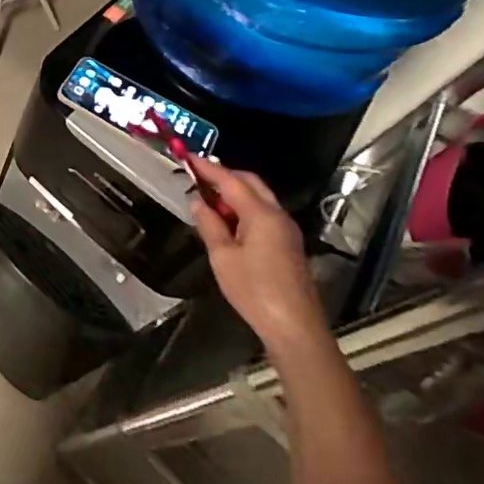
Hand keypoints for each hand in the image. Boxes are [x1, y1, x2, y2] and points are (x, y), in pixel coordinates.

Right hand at [187, 159, 323, 352]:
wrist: (294, 327)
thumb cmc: (254, 291)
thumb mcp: (222, 258)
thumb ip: (209, 225)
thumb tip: (197, 202)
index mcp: (261, 214)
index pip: (231, 180)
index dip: (208, 168)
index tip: (188, 156)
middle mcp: (277, 215)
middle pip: (251, 183)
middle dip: (224, 175)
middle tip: (197, 177)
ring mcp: (286, 229)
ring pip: (259, 198)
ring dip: (234, 193)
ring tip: (207, 200)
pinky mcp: (288, 244)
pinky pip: (263, 214)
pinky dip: (244, 209)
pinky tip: (227, 222)